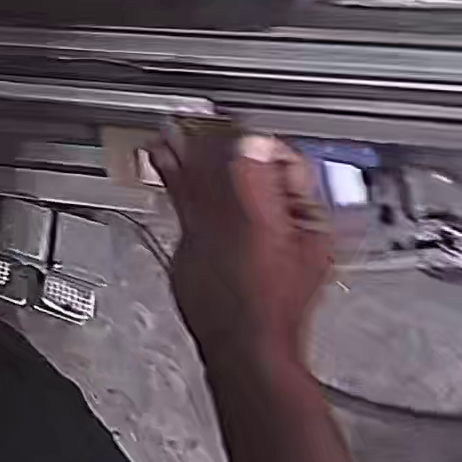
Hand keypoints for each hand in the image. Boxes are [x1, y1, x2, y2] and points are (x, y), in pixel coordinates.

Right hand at [147, 119, 330, 372]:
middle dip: (212, 142)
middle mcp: (268, 217)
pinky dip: (174, 175)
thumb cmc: (260, 303)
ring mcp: (232, 225)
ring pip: (208, 178)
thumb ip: (255, 187)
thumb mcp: (262, 237)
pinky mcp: (203, 235)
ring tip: (169, 131)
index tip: (222, 121)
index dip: (250, 138)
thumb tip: (251, 143)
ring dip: (187, 155)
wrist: (234, 342)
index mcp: (299, 217)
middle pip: (238, 165)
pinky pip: (188, 195)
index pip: (278, 161)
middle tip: (189, 119)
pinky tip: (162, 157)